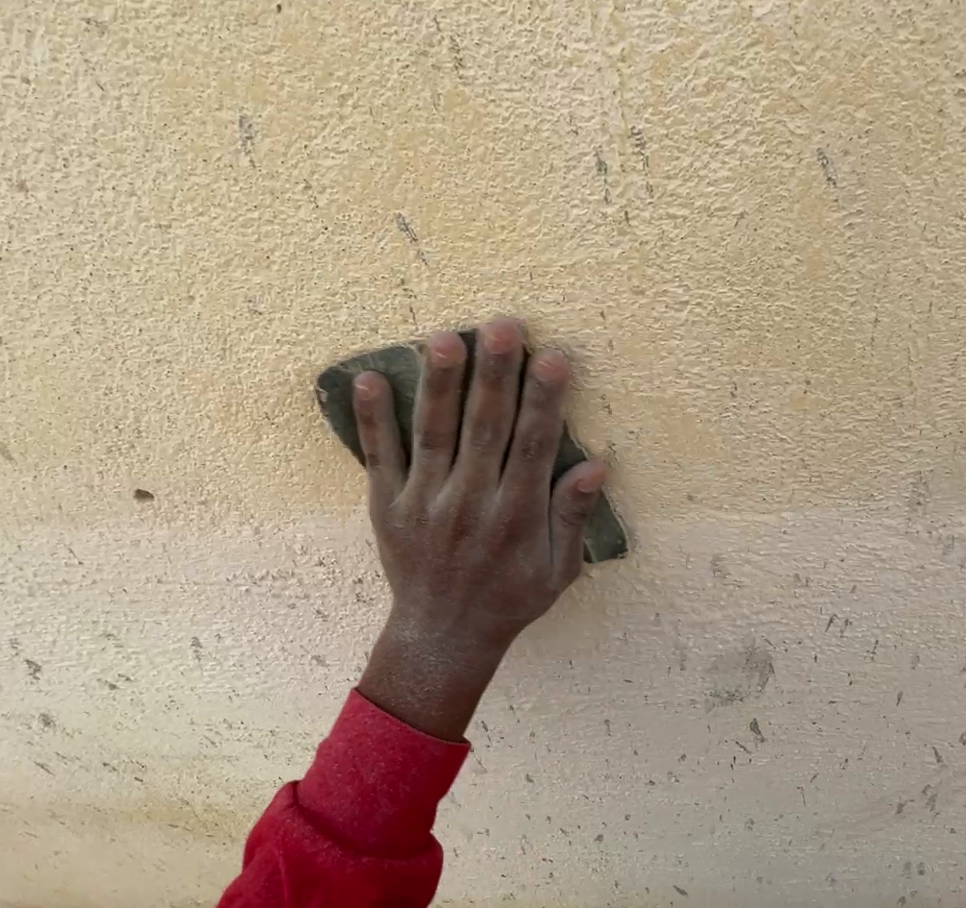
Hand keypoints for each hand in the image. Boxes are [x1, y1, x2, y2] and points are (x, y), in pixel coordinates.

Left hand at [350, 317, 607, 739]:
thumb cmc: (509, 599)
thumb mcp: (558, 570)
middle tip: (502, 326)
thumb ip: (572, 516)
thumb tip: (595, 465)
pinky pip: (381, 457)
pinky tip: (369, 378)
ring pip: (434, 434)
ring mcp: (425, 502)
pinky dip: (374, 419)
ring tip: (444, 338)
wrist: (442, 639)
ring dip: (440, 385)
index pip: (532, 447)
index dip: (544, 401)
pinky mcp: (388, 505)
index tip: (553, 356)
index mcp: (515, 517)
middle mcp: (470, 503)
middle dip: (496, 375)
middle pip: (485, 429)